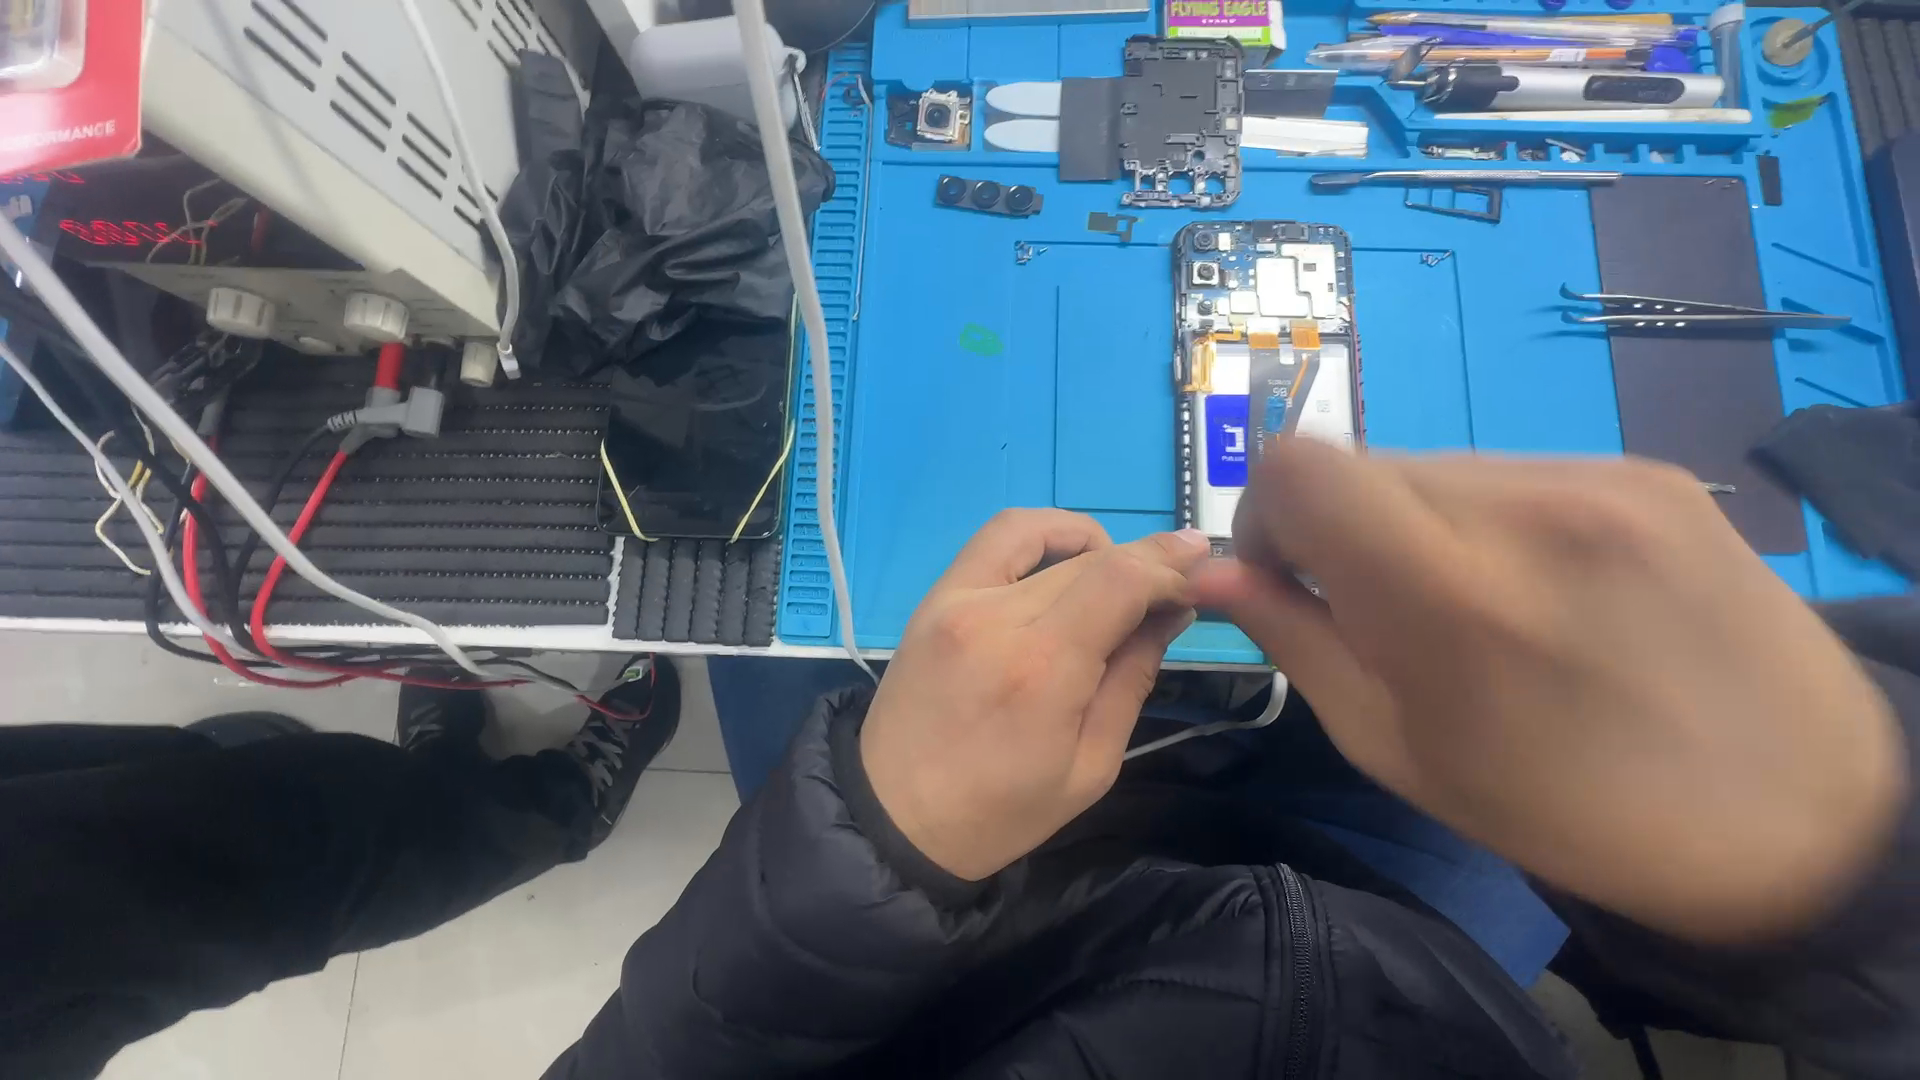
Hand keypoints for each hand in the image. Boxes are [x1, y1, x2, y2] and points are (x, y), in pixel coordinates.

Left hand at [860, 510, 1207, 880]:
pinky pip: (995, 539)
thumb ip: (1133, 678)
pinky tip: (1064, 561)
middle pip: (1089, 558)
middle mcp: (997, 617)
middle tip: (1174, 585)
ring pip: (1041, 534)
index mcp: (1043, 669)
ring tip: (1119, 573)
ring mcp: (956, 600)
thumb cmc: (1002, 811)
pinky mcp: (934, 599)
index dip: (1168, 569)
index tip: (1197, 581)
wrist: (895, 817)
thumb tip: (1170, 612)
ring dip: (1094, 541)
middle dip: (1146, 561)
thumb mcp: (1091, 765)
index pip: (1120, 579)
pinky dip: (1040, 535)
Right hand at [1194, 441, 1906, 941]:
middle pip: (1351, 465)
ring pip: (1422, 465)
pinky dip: (1473, 517)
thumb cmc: (1557, 805)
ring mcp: (1593, 478)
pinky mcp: (1642, 471)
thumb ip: (1290, 637)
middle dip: (1331, 527)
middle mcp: (1518, 507)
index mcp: (1445, 592)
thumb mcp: (1388, 743)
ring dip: (1403, 522)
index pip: (1294, 467)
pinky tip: (1526, 582)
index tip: (1288, 575)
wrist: (1800, 818)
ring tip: (1460, 598)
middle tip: (1372, 604)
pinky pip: (1497, 471)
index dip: (1264, 513)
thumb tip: (1210, 574)